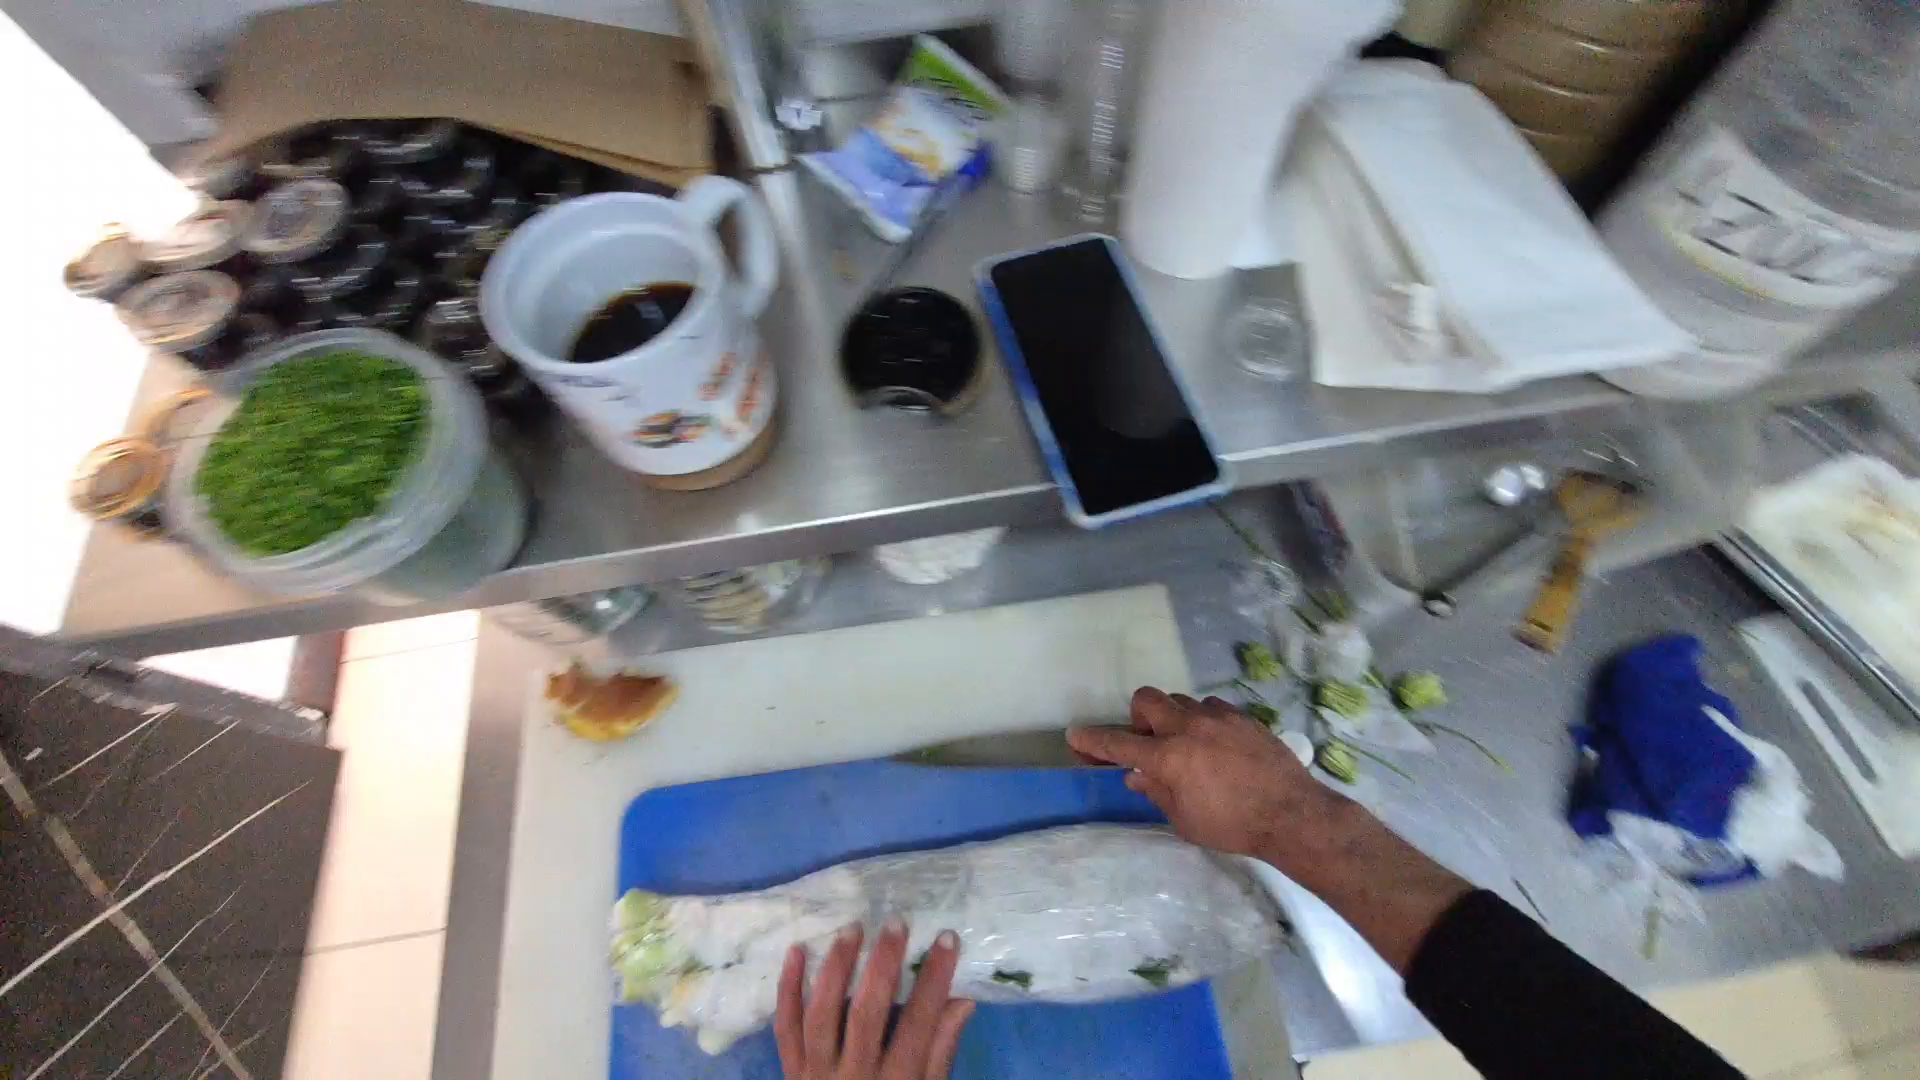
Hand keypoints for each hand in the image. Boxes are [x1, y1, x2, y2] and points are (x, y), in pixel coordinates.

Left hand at [776, 919, 974, 1079]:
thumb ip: (941, 1052)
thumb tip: (961, 1000)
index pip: (919, 1025)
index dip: (934, 980)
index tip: (946, 937)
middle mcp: (855, 1078)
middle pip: (866, 1015)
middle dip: (882, 966)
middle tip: (895, 923)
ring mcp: (817, 1074)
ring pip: (822, 1015)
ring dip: (836, 968)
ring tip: (852, 929)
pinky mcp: (791, 1073)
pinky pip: (785, 1028)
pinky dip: (787, 989)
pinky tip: (795, 950)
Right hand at [1067, 688, 1338, 861]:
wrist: (1293, 815)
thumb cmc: (1233, 827)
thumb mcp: (1185, 820)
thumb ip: (1157, 792)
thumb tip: (1136, 775)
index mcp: (1167, 758)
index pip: (1118, 743)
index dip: (1092, 740)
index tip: (1075, 736)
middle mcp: (1187, 728)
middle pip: (1146, 699)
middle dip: (1139, 717)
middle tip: (1149, 742)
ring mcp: (1217, 718)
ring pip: (1180, 700)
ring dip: (1173, 719)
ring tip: (1186, 745)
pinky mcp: (1242, 717)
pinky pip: (1211, 707)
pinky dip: (1204, 721)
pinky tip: (1216, 744)